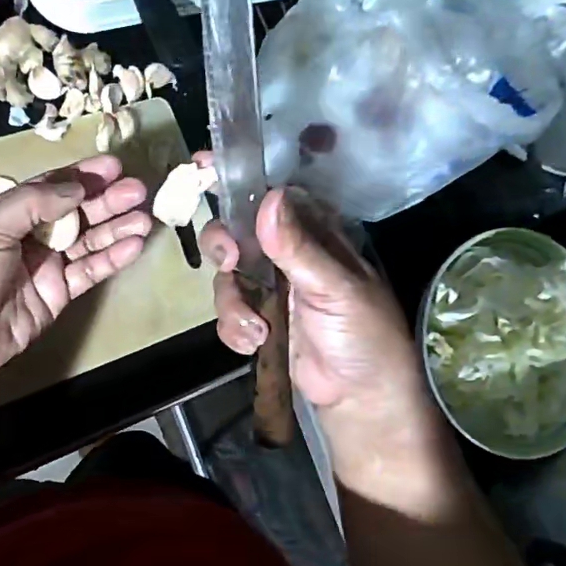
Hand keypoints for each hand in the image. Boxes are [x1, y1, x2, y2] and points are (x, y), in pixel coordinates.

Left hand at [0, 155, 153, 394]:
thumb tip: (76, 188)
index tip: (115, 165)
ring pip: (88, 241)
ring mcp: (45, 266)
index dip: (82, 176)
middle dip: (107, 200)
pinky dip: (111, 258)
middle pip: (75, 212)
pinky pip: (89, 271)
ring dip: (116, 228)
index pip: (51, 188)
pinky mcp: (58, 295)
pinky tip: (133, 246)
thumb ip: (32, 203)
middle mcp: (29, 236)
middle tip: (139, 190)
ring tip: (145, 218)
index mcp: (6, 213)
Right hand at [201, 183, 428, 424]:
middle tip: (228, 263)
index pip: (271, 194)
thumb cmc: (364, 334)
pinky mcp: (257, 319)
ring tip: (257, 330)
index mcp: (313, 234)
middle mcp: (286, 254)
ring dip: (232, 304)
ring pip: (225, 277)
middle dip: (222, 247)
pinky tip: (254, 344)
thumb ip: (299, 248)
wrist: (359, 396)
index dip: (236, 180)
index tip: (201, 169)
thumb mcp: (336, 288)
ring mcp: (269, 288)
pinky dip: (233, 329)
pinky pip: (227, 313)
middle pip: (234, 232)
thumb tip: (269, 200)